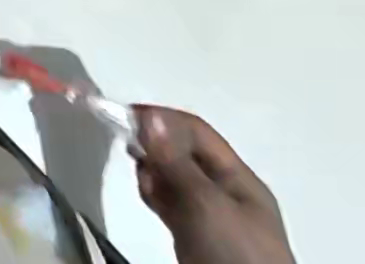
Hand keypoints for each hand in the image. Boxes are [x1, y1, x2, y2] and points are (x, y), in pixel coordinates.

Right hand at [134, 107, 294, 263]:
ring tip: (144, 182)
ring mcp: (210, 217)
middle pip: (183, 152)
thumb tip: (149, 115)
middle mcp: (225, 192)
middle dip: (155, 146)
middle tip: (130, 151)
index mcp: (238, 179)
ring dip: (153, 171)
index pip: (196, 132)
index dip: (163, 119)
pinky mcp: (194, 238)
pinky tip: (146, 196)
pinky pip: (169, 203)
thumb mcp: (205, 204)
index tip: (126, 118)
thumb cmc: (234, 257)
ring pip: (173, 177)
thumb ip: (175, 160)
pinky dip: (155, 194)